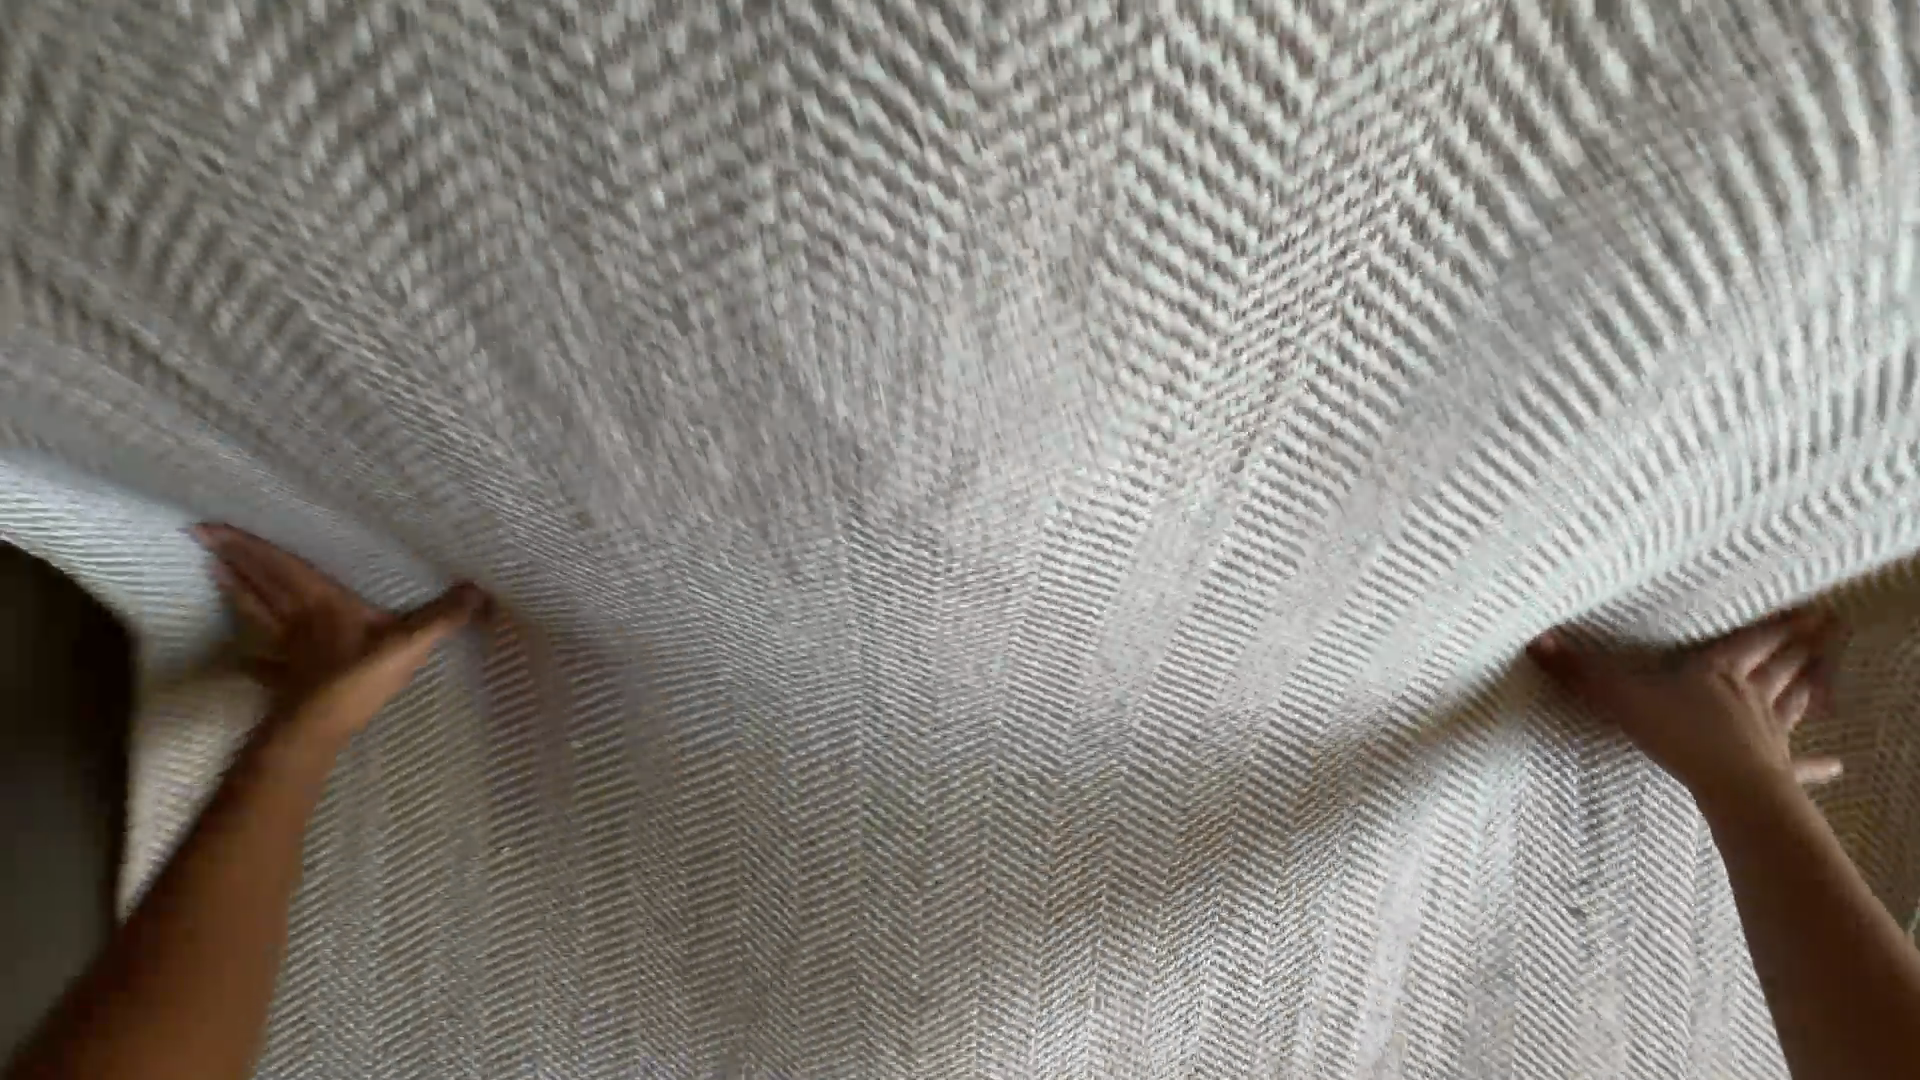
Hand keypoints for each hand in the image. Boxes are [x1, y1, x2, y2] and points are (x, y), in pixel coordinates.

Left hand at [194, 524, 489, 747]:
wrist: (317, 728)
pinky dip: (250, 658)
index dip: (252, 547)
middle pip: (263, 583)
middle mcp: (298, 619)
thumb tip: (479, 589)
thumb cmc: (358, 679)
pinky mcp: (285, 678)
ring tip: (212, 570)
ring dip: (235, 590)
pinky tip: (239, 660)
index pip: (284, 569)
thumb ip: (443, 616)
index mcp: (324, 605)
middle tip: (202, 534)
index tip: (212, 525)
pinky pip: (263, 663)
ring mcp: (287, 649)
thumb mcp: (410, 643)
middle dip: (235, 557)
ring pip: (256, 612)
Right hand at [1528, 608, 1843, 809]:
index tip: (1810, 607)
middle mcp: (1749, 694)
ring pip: (1796, 702)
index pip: (1750, 641)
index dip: (1777, 624)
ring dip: (1812, 686)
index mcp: (1717, 672)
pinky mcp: (1777, 764)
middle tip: (1829, 628)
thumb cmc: (1676, 731)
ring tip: (1825, 674)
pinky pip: (1801, 762)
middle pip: (1781, 665)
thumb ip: (1575, 668)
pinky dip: (1819, 764)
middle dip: (1803, 647)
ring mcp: (1768, 729)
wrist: (1729, 784)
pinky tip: (1836, 766)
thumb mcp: (1617, 694)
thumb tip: (1534, 638)